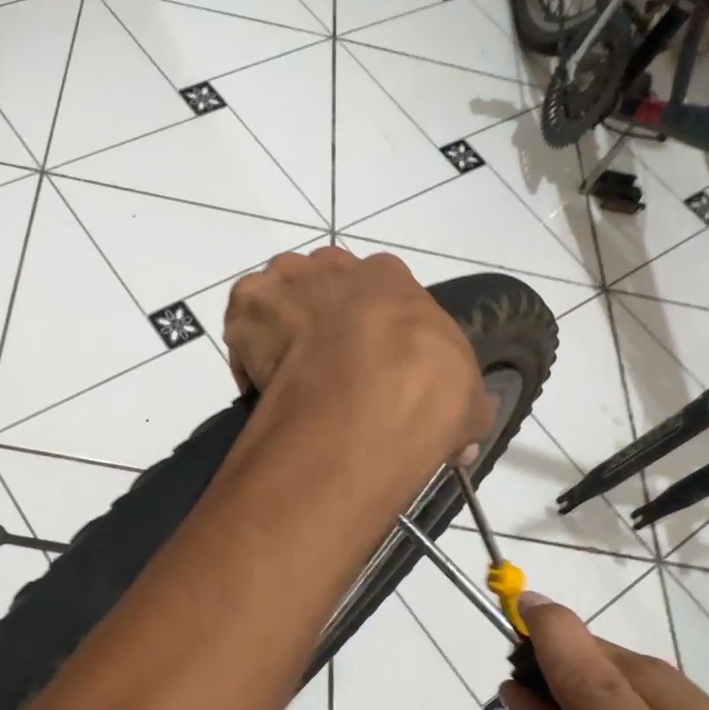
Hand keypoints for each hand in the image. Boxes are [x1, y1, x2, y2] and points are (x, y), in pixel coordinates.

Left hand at [224, 247, 490, 449]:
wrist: (373, 388)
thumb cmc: (430, 388)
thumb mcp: (466, 400)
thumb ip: (462, 407)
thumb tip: (462, 443)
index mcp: (392, 279)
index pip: (374, 294)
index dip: (364, 331)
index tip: (360, 365)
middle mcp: (339, 266)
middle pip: (321, 286)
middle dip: (319, 320)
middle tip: (319, 368)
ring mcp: (290, 278)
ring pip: (279, 296)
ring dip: (280, 327)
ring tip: (285, 375)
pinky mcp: (250, 299)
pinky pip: (242, 322)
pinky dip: (245, 351)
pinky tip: (259, 386)